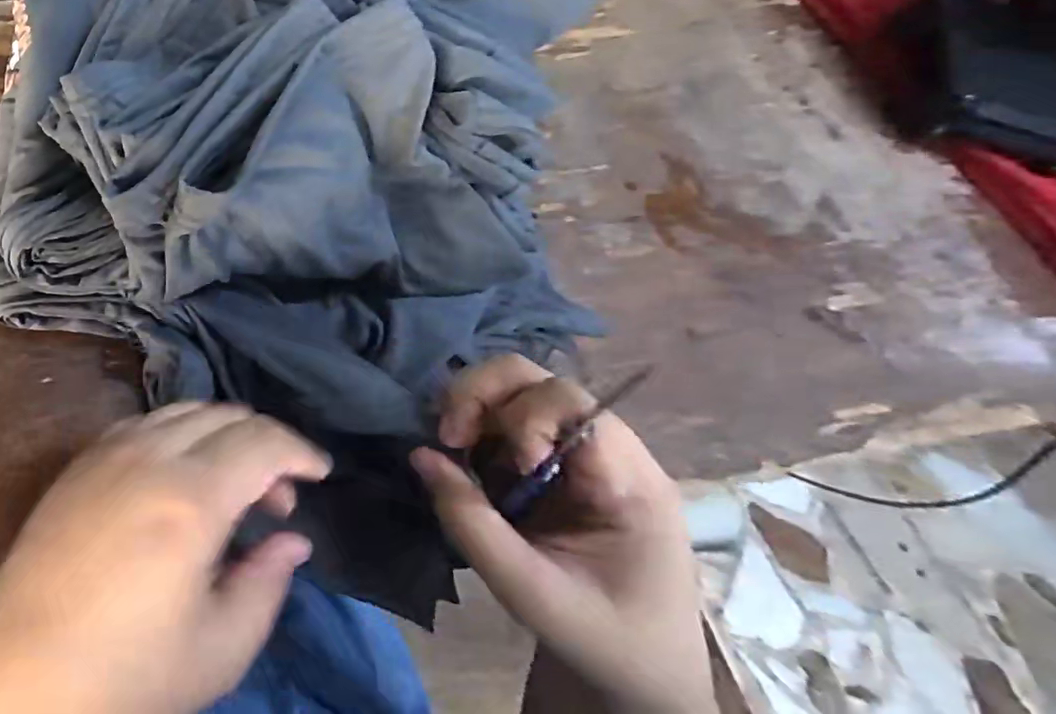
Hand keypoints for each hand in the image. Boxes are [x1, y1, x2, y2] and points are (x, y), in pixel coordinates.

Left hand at [0, 403, 330, 713]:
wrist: (22, 672)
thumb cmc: (129, 671)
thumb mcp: (219, 647)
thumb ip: (266, 581)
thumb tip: (292, 539)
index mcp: (190, 497)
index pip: (261, 440)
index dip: (299, 450)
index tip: (320, 472)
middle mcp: (150, 455)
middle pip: (224, 416)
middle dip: (264, 444)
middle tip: (276, 498)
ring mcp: (108, 451)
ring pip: (183, 410)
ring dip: (221, 434)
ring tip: (231, 486)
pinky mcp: (81, 460)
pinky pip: (144, 422)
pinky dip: (177, 433)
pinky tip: (177, 476)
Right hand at [410, 355, 714, 713]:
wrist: (635, 677)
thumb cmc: (600, 638)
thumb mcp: (532, 593)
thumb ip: (472, 524)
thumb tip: (420, 454)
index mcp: (630, 481)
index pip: (572, 403)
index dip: (525, 418)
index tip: (508, 469)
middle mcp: (606, 449)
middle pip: (536, 379)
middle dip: (482, 395)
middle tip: (451, 436)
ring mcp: (575, 450)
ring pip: (515, 387)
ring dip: (472, 404)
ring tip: (451, 444)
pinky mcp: (549, 458)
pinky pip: (503, 415)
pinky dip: (472, 423)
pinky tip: (461, 454)